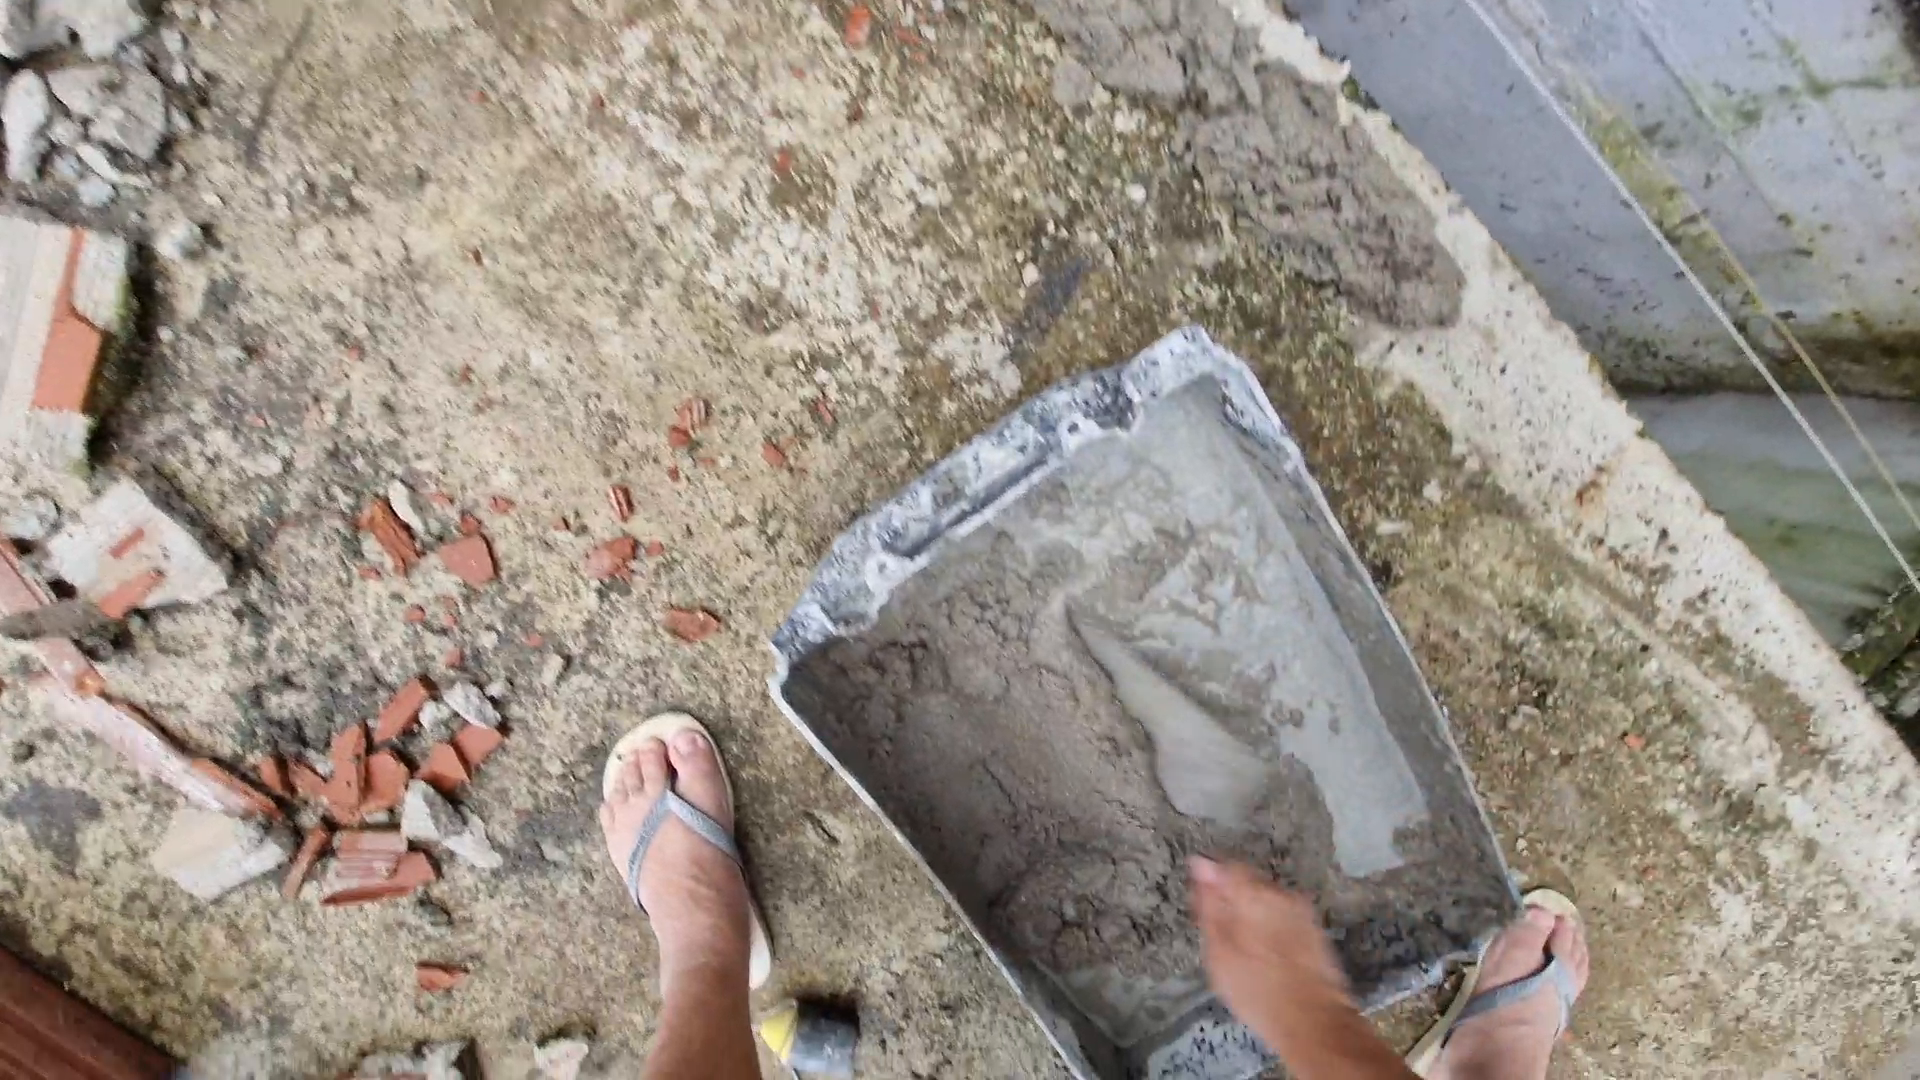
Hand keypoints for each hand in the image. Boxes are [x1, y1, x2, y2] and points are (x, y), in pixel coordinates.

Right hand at [1190, 857, 1348, 1020]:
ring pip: (1266, 898)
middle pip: (1247, 880)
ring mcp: (1301, 910)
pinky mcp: (1315, 929)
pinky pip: (1284, 915)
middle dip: (1232, 897)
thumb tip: (1199, 868)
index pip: (1224, 865)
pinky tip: (1266, 952)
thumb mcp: (1217, 950)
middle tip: (1220, 927)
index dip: (1209, 880)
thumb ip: (1207, 903)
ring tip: (1243, 944)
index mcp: (1252, 892)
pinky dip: (1271, 925)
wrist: (1315, 1025)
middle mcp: (1280, 893)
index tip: (1201, 898)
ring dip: (1252, 911)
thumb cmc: (1258, 989)